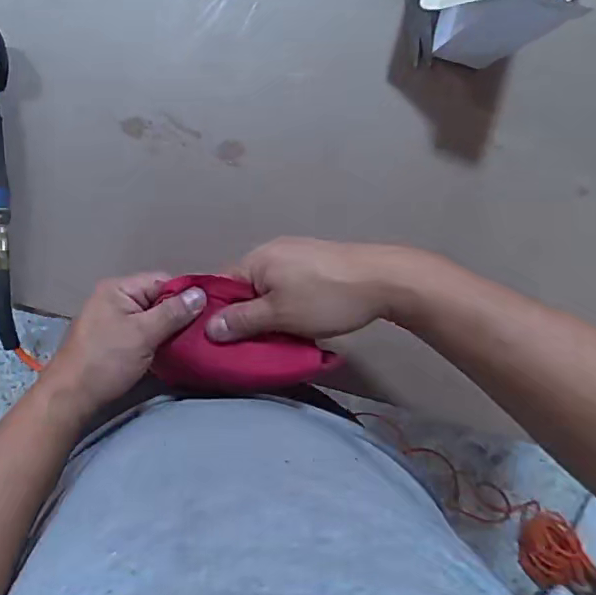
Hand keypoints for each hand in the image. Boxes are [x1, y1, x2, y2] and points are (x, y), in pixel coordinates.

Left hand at [39, 273, 206, 409]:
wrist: (71, 396)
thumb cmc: (106, 360)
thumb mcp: (143, 334)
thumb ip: (172, 313)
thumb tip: (200, 293)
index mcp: (119, 288)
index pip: (162, 281)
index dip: (186, 294)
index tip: (210, 311)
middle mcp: (115, 299)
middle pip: (158, 299)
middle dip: (180, 314)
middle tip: (205, 330)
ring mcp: (113, 320)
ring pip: (152, 319)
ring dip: (170, 330)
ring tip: (194, 341)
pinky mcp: (115, 341)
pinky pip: (143, 333)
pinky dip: (157, 341)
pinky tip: (175, 351)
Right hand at [206, 237, 411, 342]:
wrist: (385, 280)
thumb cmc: (326, 298)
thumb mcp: (279, 316)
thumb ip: (242, 321)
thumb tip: (209, 327)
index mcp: (256, 259)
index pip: (220, 286)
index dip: (216, 313)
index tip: (218, 339)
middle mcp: (271, 250)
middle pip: (245, 287)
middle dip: (245, 315)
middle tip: (249, 343)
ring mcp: (296, 253)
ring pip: (268, 288)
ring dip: (269, 312)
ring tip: (277, 335)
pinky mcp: (317, 261)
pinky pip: (288, 285)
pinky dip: (288, 303)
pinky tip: (299, 320)